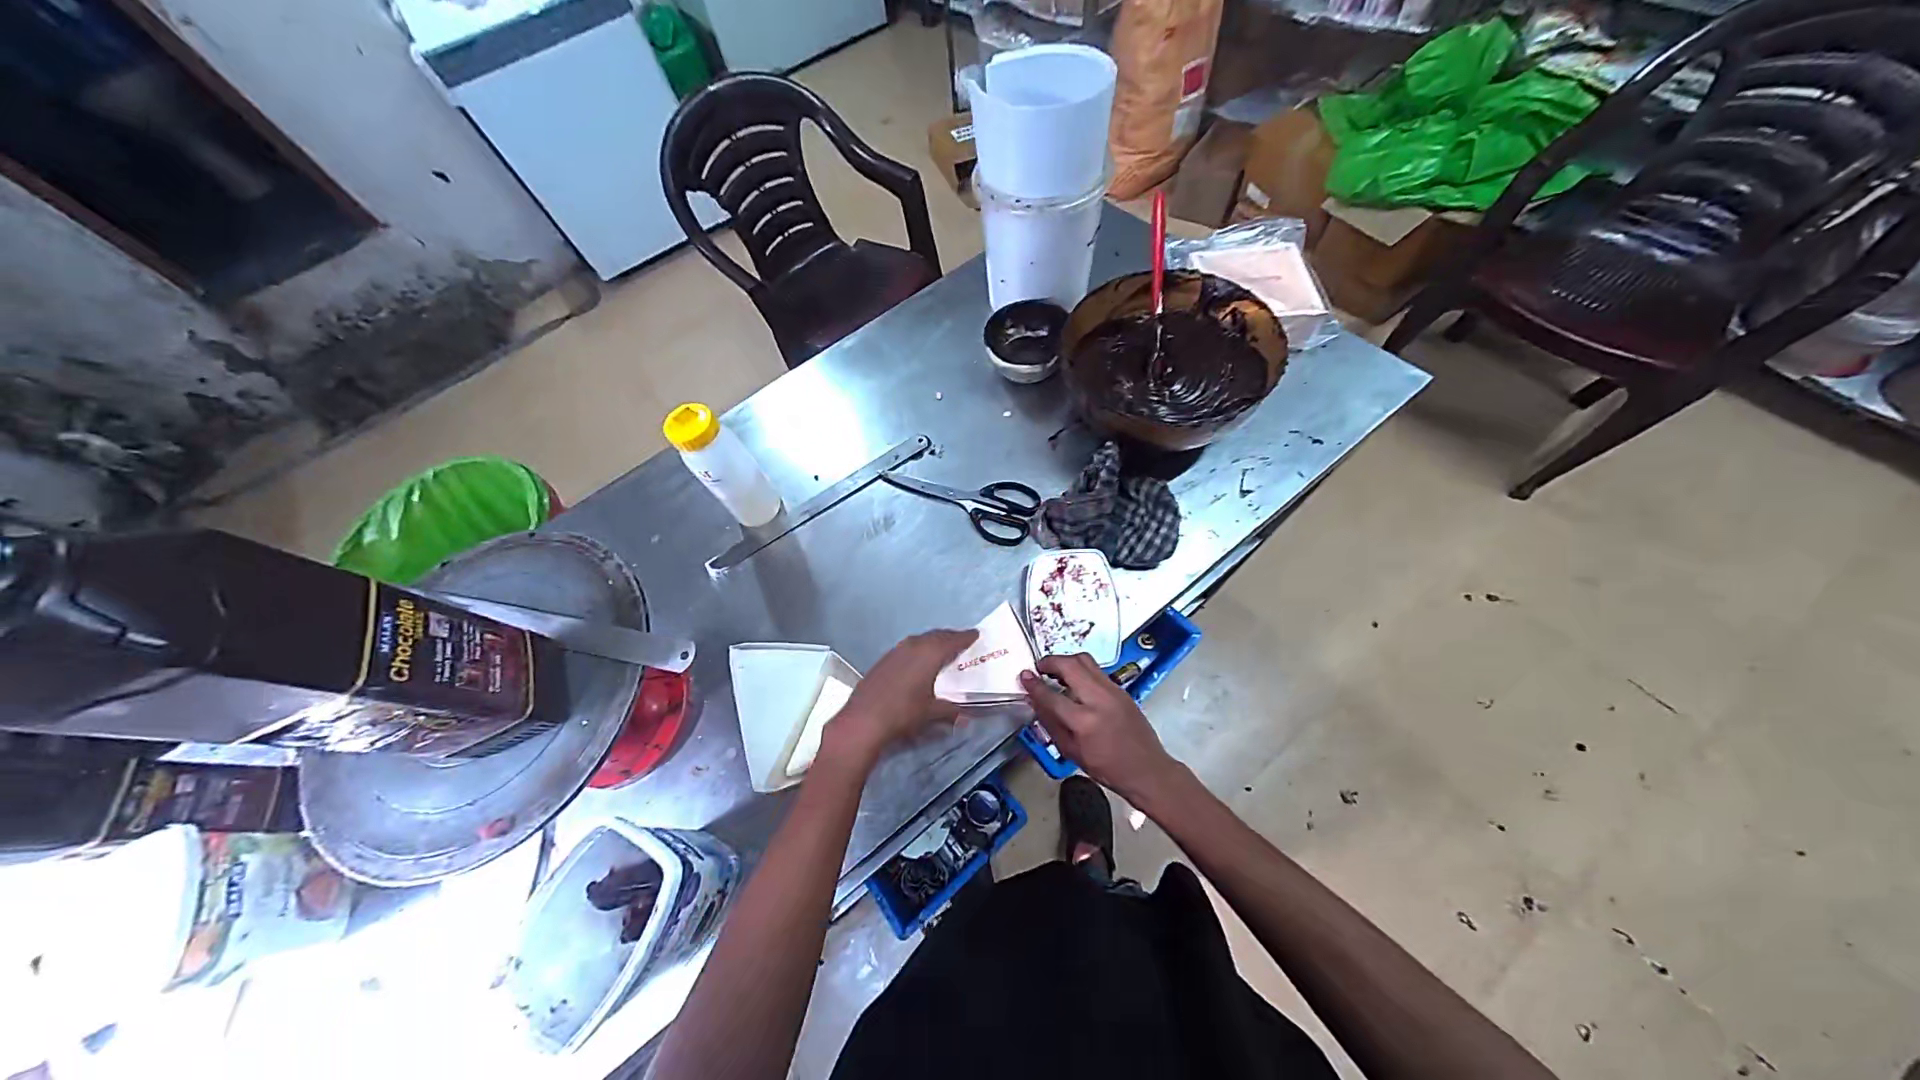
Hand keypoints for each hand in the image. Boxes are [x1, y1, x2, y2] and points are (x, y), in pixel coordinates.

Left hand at [825, 629, 978, 764]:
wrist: (864, 719)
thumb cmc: (903, 713)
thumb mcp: (931, 712)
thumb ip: (950, 710)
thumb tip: (964, 716)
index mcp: (930, 654)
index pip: (952, 640)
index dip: (965, 637)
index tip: (975, 634)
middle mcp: (913, 646)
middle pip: (936, 636)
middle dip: (950, 637)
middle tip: (961, 640)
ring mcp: (896, 651)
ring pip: (920, 640)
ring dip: (932, 642)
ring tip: (942, 648)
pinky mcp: (883, 660)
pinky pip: (907, 647)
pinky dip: (918, 649)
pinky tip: (918, 660)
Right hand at [1021, 654, 1184, 805]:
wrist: (1147, 769)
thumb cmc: (1108, 768)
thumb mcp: (1071, 751)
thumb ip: (1051, 723)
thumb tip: (1036, 702)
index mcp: (1084, 721)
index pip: (1051, 695)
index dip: (1033, 684)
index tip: (1024, 677)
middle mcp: (1099, 700)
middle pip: (1069, 665)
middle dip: (1049, 662)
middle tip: (1039, 668)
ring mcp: (1113, 691)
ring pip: (1085, 660)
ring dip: (1066, 661)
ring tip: (1056, 672)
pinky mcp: (1121, 689)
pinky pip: (1096, 670)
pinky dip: (1080, 669)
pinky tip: (1074, 682)